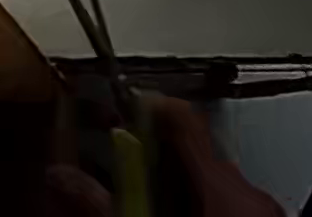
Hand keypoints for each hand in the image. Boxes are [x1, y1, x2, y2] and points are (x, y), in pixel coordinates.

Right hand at [43, 95, 281, 216]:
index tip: (115, 108)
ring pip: (210, 182)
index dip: (144, 105)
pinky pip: (228, 207)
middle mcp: (252, 196)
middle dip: (151, 155)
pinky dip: (197, 206)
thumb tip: (59, 174)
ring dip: (174, 185)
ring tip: (143, 202)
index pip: (182, 117)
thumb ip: (101, 205)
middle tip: (117, 167)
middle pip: (191, 151)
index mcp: (226, 187)